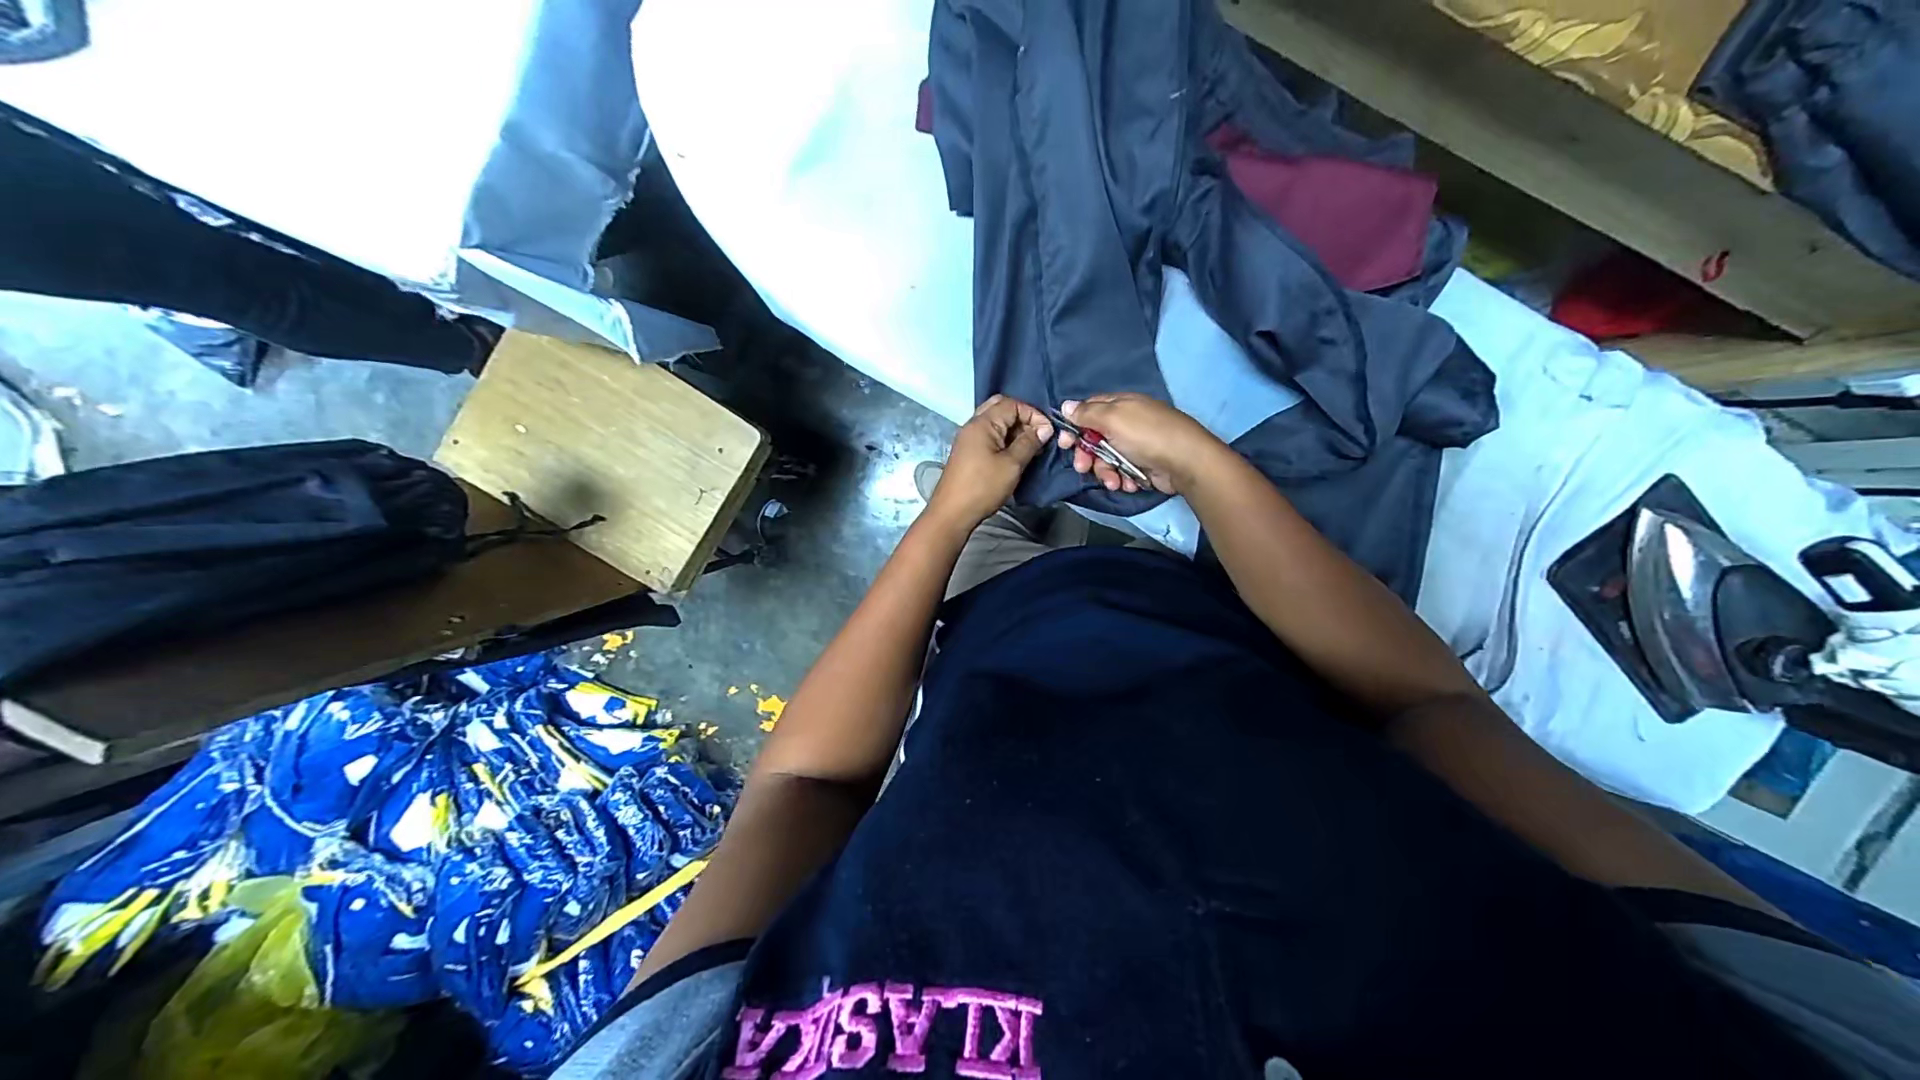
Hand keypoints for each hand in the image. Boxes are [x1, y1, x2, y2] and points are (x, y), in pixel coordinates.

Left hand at [927, 394, 1053, 528]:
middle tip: (1038, 434)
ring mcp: (969, 438)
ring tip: (1031, 445)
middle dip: (1023, 417)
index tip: (1048, 432)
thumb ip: (1029, 442)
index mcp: (982, 423)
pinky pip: (990, 435)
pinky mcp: (968, 451)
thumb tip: (1044, 429)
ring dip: (1014, 429)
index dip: (1033, 414)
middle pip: (1001, 408)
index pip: (1012, 404)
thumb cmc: (983, 487)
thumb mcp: (1012, 464)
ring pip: (995, 421)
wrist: (953, 512)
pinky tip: (1016, 453)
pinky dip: (1004, 438)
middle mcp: (973, 425)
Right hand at [1058, 393, 1228, 494]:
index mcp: (1119, 405)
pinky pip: (1122, 472)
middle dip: (1087, 456)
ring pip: (1106, 459)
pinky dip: (1122, 479)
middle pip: (1093, 439)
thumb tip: (1066, 405)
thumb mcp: (1113, 418)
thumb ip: (1087, 413)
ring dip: (1105, 472)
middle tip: (1083, 468)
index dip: (1074, 427)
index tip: (1065, 443)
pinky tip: (1128, 483)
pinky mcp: (1142, 465)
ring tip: (1113, 481)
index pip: (1087, 411)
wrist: (1185, 461)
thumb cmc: (1146, 435)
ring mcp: (1135, 445)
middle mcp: (1126, 423)